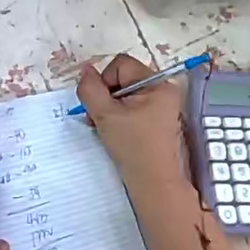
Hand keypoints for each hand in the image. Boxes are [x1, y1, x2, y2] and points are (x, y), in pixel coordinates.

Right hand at [76, 54, 187, 183]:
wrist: (154, 184)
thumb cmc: (132, 148)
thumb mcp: (104, 115)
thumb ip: (90, 89)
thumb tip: (85, 71)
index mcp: (158, 84)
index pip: (121, 65)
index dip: (104, 82)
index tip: (101, 106)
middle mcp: (164, 91)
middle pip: (123, 79)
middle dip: (106, 97)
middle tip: (98, 119)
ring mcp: (163, 107)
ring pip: (125, 95)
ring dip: (110, 108)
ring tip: (105, 128)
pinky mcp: (158, 121)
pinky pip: (133, 108)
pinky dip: (120, 117)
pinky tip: (115, 133)